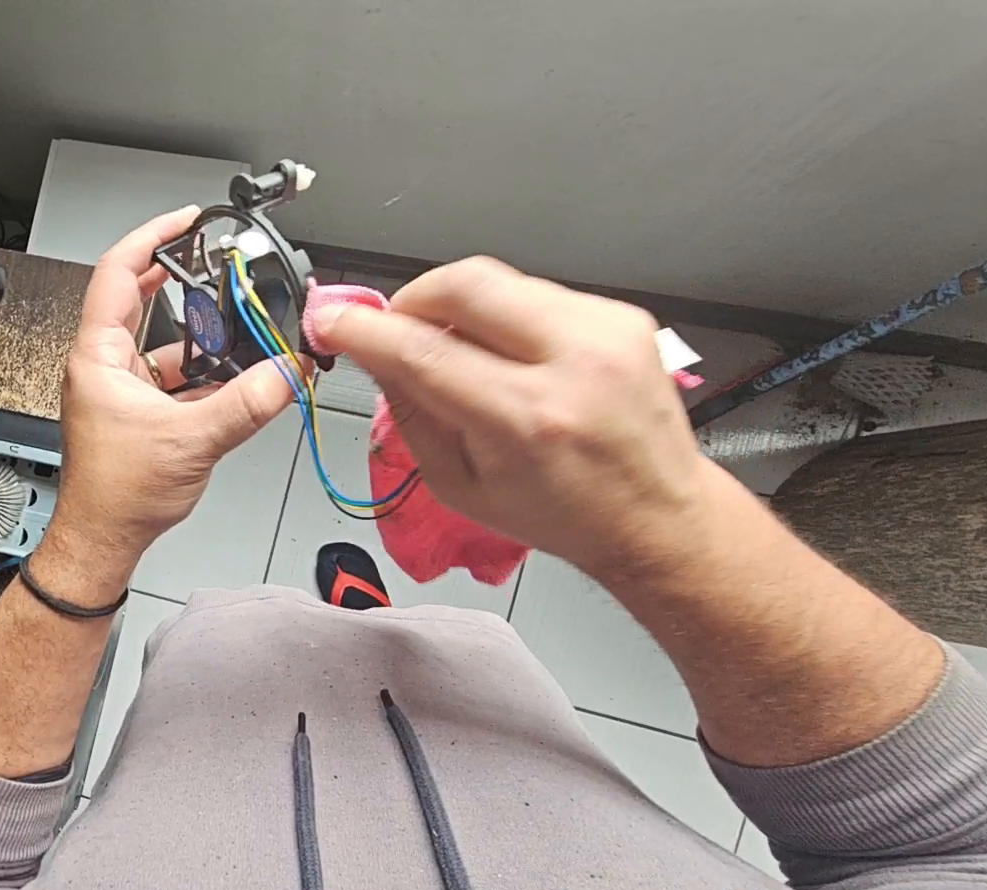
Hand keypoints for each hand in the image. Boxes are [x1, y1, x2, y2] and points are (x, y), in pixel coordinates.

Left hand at [40, 207, 296, 598]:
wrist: (104, 538)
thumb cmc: (115, 496)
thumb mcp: (191, 441)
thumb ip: (246, 404)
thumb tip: (285, 374)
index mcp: (99, 359)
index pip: (117, 273)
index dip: (151, 238)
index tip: (184, 221)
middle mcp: (105, 368)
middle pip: (139, 299)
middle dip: (180, 277)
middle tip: (216, 258)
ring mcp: (120, 390)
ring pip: (163, 343)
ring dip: (199, 336)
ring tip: (238, 327)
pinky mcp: (137, 412)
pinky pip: (172, 378)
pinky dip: (201, 373)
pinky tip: (232, 377)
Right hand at [310, 256, 714, 578]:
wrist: (654, 512)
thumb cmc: (553, 513)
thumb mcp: (457, 485)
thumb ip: (412, 416)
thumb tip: (375, 358)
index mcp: (524, 421)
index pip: (424, 353)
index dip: (366, 331)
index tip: (332, 321)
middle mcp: (573, 362)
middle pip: (465, 285)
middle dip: (409, 298)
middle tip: (391, 328)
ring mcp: (606, 329)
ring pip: (498, 280)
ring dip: (451, 307)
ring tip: (447, 349)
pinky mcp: (621, 315)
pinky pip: (531, 292)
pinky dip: (494, 314)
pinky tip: (495, 351)